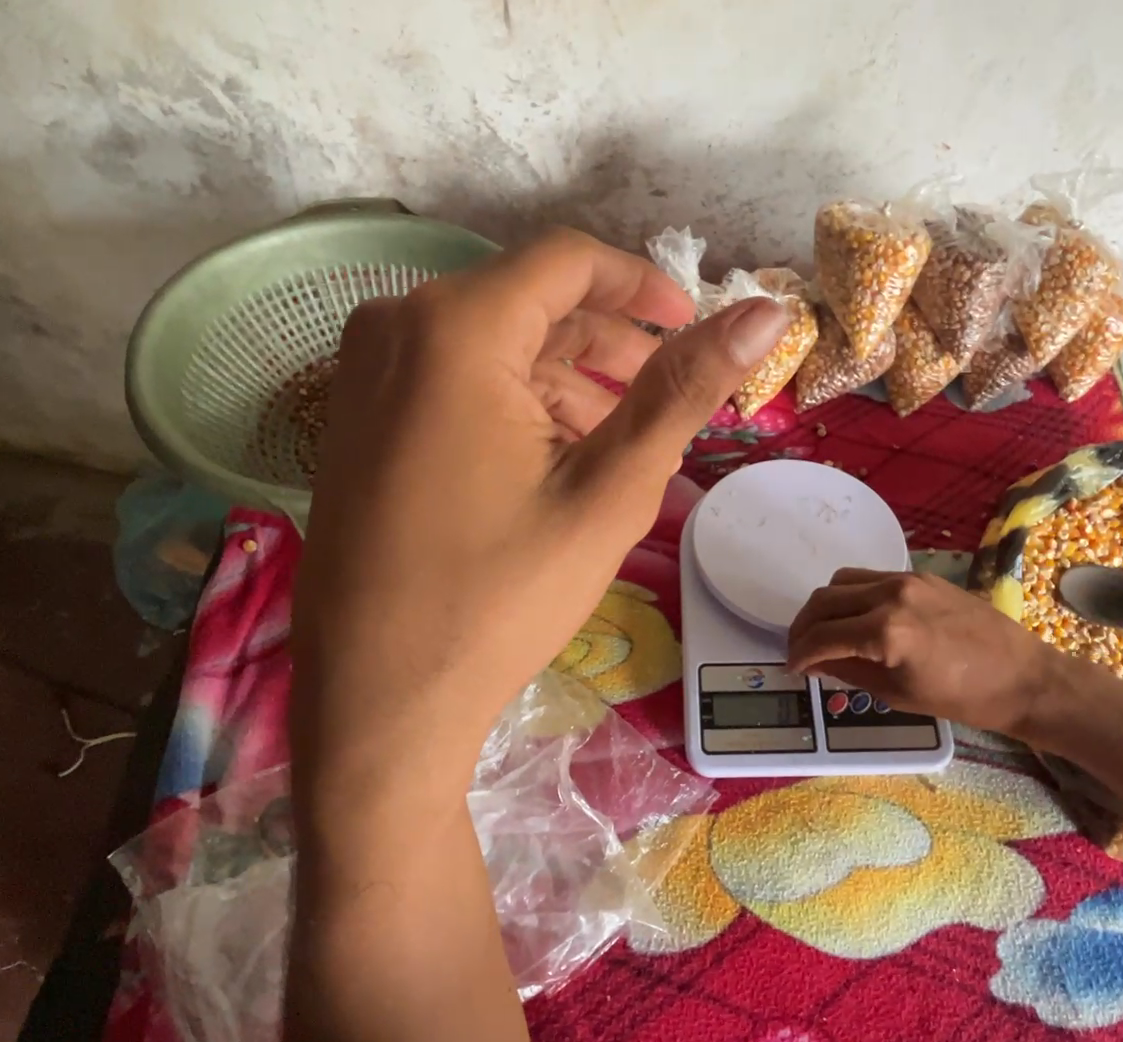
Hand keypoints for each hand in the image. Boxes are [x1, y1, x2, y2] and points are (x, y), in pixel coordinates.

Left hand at [292, 227, 791, 778]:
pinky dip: (513, 406)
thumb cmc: (500, 596)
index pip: (568, 262)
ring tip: (615, 451)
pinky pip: (451, 382)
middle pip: (530, 304)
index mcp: (455, 328)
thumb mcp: (609, 490)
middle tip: (665, 406)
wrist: (379, 699)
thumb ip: (684, 390)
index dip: (642, 286)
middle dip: (608, 348)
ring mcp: (363, 375)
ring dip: (564, 384)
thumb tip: (766, 311)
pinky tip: (550, 466)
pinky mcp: (356, 420)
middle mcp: (395, 328)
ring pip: (492, 347)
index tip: (692, 329)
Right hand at [785, 568, 1059, 743]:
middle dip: (803, 627)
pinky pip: (869, 577)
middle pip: (824, 600)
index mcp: (885, 632)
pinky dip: (850, 595)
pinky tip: (855, 618)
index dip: (799, 654)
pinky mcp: (921, 576)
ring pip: (842, 581)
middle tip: (799, 651)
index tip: (791, 668)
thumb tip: (815, 662)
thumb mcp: (897, 693)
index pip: (822, 636)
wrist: (1024, 678)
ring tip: (823, 632)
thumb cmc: (964, 698)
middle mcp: (890, 595)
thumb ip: (849, 671)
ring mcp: (907, 580)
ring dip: (824, 606)